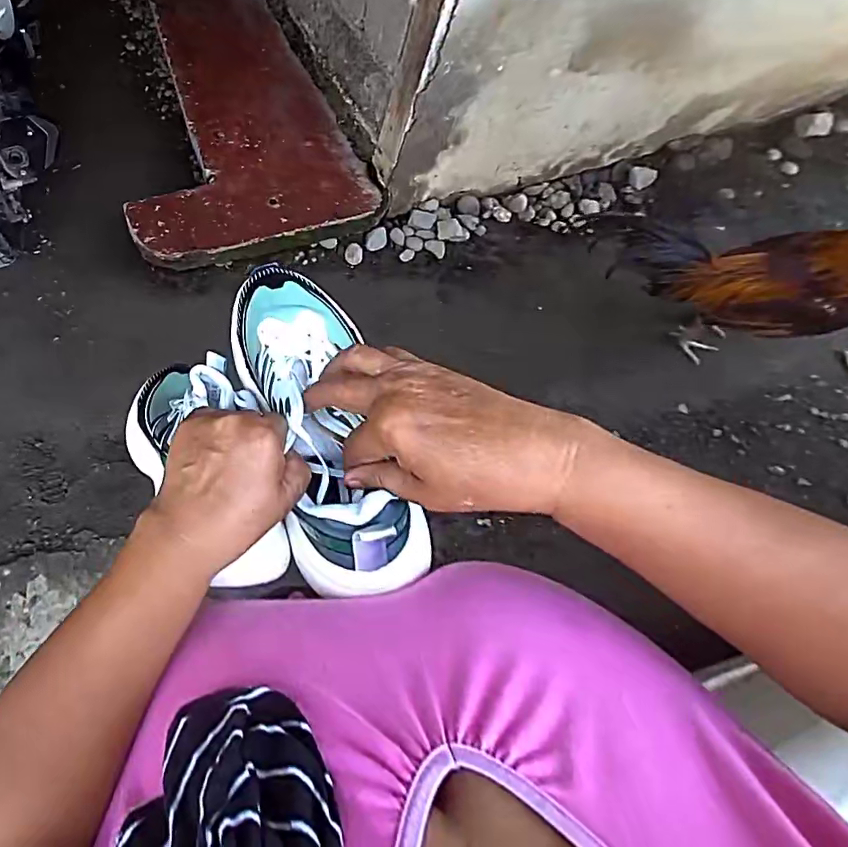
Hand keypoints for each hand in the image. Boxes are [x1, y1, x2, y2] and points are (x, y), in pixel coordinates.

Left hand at [140, 411, 305, 580]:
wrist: (189, 526)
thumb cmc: (232, 519)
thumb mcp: (286, 500)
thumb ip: (298, 468)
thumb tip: (293, 456)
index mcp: (265, 435)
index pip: (279, 423)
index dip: (275, 443)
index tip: (269, 455)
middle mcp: (235, 422)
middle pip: (252, 419)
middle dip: (252, 438)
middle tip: (245, 466)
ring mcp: (208, 422)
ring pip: (228, 419)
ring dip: (228, 435)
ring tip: (223, 466)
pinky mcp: (186, 426)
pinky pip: (205, 423)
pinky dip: (207, 435)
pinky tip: (207, 460)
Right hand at [301, 346, 606, 514]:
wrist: (541, 453)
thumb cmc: (490, 476)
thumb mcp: (428, 493)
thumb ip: (383, 480)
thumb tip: (359, 476)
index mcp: (389, 427)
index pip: (352, 446)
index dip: (350, 463)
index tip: (355, 472)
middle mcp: (393, 394)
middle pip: (337, 390)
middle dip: (316, 402)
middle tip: (306, 408)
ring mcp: (410, 376)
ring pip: (355, 359)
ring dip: (333, 368)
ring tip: (325, 379)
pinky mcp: (429, 369)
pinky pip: (386, 354)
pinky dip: (368, 359)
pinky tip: (367, 372)